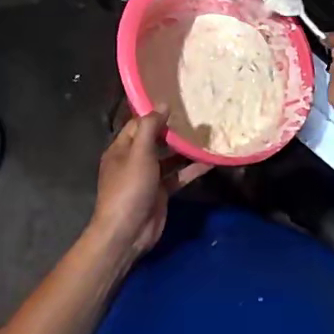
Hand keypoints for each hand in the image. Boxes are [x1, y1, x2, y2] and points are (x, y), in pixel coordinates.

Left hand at [89, 109, 209, 260]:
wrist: (127, 232)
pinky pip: (179, 175)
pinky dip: (193, 168)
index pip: (139, 124)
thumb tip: (163, 104)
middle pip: (156, 140)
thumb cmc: (129, 188)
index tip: (179, 102)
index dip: (156, 114)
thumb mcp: (139, 153)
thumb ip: (150, 127)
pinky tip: (212, 161)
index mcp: (122, 149)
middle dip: (176, 130)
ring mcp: (149, 176)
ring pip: (170, 158)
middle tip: (200, 116)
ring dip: (187, 149)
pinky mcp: (161, 191)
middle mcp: (134, 160)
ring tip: (210, 135)